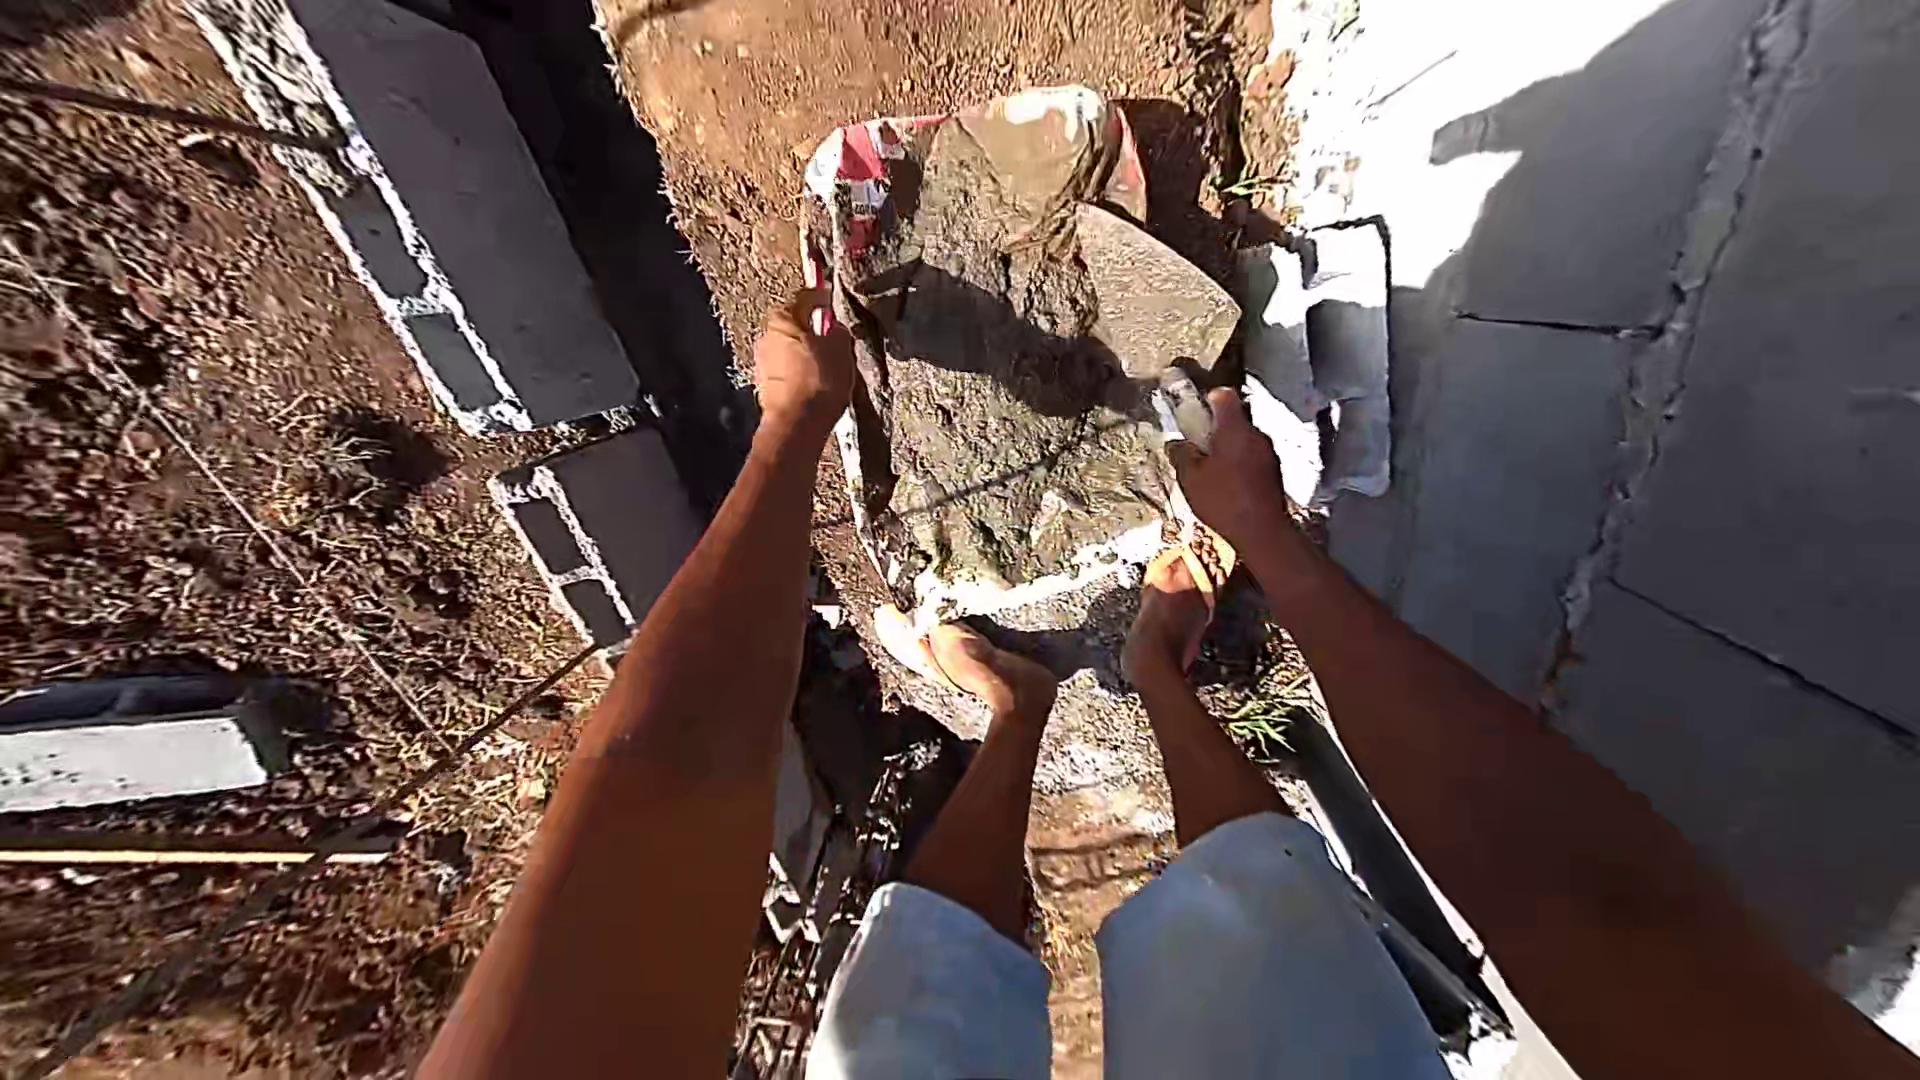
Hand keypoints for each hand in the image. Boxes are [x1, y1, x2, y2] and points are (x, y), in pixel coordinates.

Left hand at [753, 285, 853, 436]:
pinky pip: (789, 374)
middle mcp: (766, 337)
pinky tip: (816, 387)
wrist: (798, 423)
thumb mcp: (840, 349)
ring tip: (828, 370)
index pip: (804, 298)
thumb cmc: (819, 380)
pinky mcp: (766, 388)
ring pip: (791, 351)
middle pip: (795, 327)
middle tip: (834, 342)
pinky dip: (801, 376)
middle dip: (813, 331)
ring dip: (806, 356)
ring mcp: (762, 364)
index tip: (830, 298)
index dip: (821, 298)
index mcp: (781, 319)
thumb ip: (838, 331)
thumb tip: (834, 328)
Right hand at [1167, 387, 1293, 549]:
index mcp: (1234, 430)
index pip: (1223, 396)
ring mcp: (1269, 452)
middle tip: (1197, 445)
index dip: (1207, 399)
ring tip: (1211, 468)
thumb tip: (1175, 443)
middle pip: (1234, 418)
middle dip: (1215, 427)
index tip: (1194, 413)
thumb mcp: (1190, 479)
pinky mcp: (1274, 470)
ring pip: (1244, 438)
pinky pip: (1252, 455)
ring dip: (1227, 446)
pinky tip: (1227, 482)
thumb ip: (1181, 455)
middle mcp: (1256, 435)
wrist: (1261, 531)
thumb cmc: (1222, 500)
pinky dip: (1239, 461)